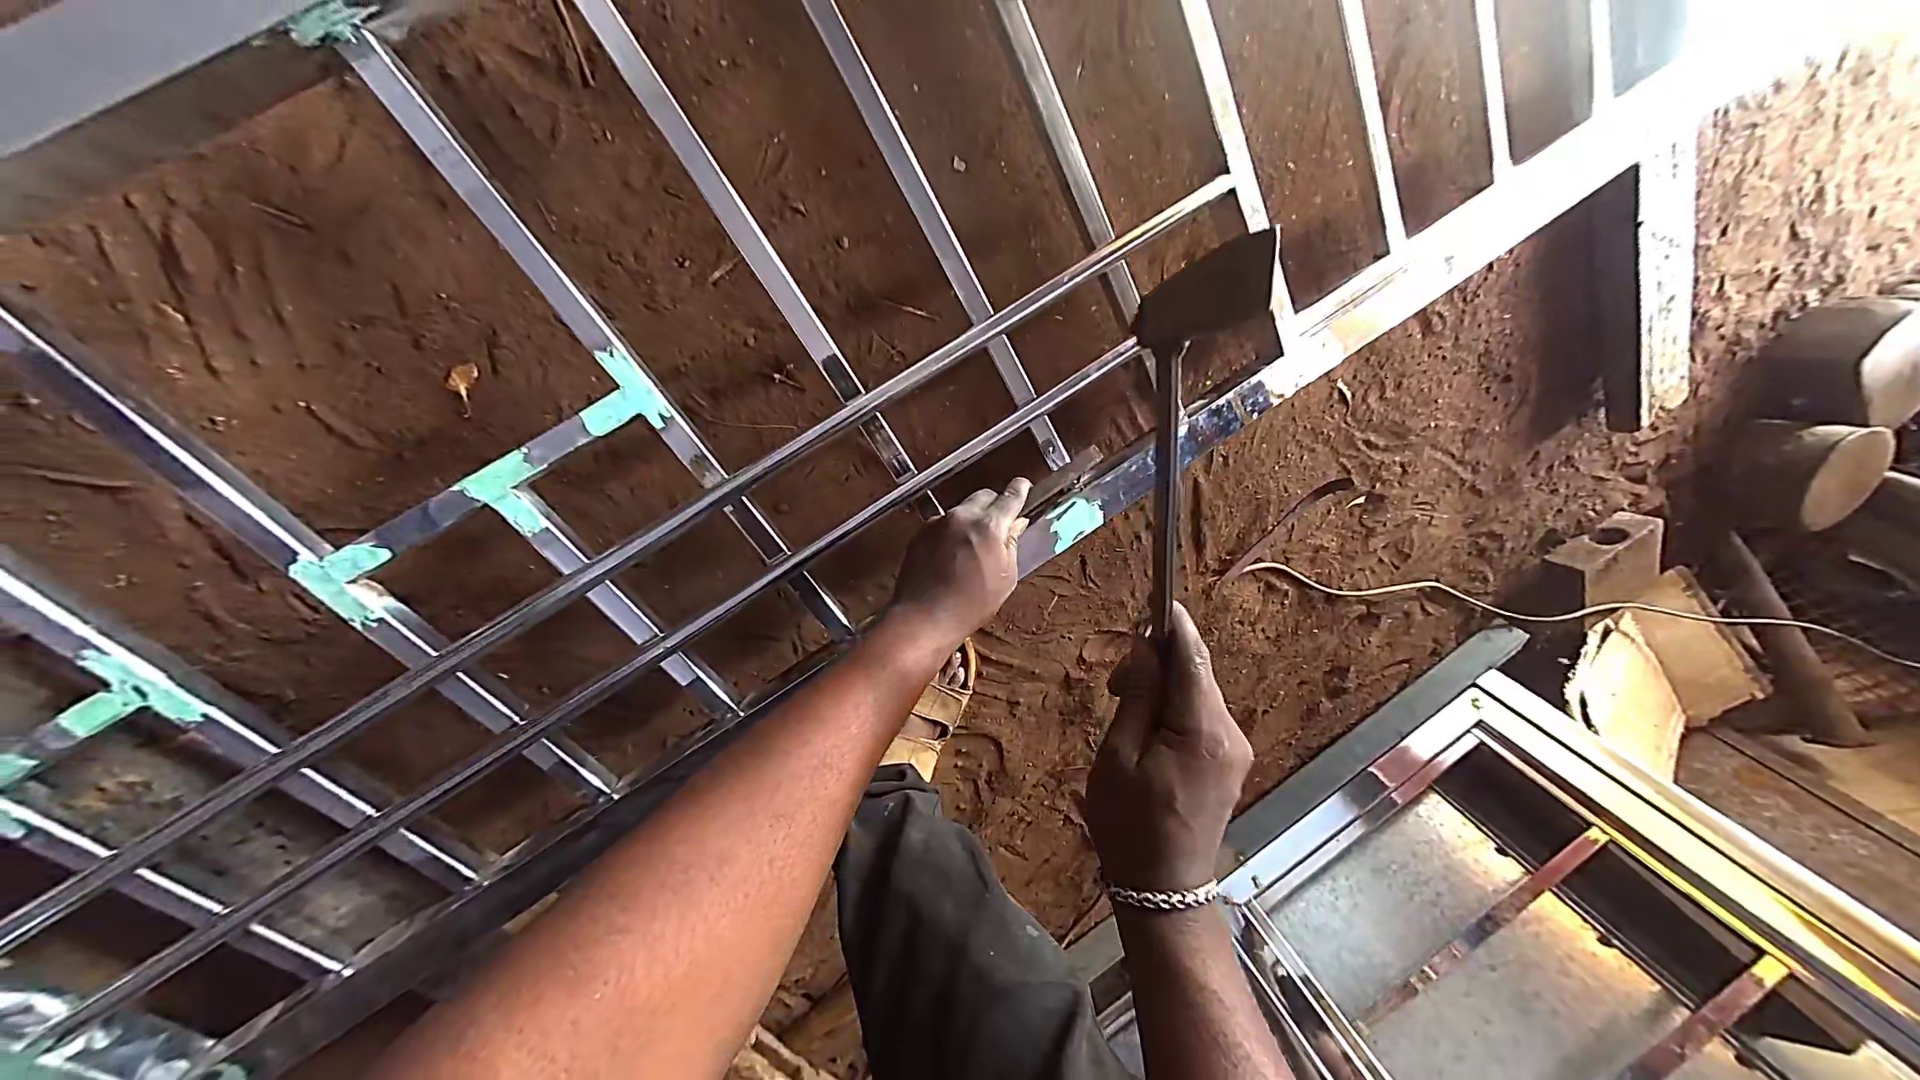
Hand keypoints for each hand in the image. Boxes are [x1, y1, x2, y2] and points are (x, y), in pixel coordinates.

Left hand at [885, 479, 1030, 650]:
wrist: (924, 616)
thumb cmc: (970, 604)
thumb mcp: (1005, 577)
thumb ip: (1012, 544)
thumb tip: (1016, 525)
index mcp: (989, 526)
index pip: (1010, 498)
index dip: (1019, 490)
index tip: (1023, 485)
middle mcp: (962, 516)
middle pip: (984, 496)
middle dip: (994, 506)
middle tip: (999, 527)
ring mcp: (938, 523)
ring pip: (962, 510)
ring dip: (971, 520)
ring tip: (973, 549)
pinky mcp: (921, 532)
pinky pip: (943, 523)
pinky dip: (952, 532)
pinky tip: (952, 555)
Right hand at [1084, 603, 1251, 892]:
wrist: (1163, 887)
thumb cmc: (1129, 823)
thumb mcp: (1119, 755)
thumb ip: (1137, 696)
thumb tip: (1145, 646)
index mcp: (1202, 732)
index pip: (1192, 659)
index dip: (1174, 625)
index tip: (1156, 598)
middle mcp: (1230, 733)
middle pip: (1197, 672)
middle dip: (1160, 660)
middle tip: (1115, 683)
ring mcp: (1235, 747)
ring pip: (1199, 691)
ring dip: (1165, 684)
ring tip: (1125, 706)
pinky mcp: (1230, 759)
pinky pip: (1202, 713)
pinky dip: (1175, 705)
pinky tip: (1148, 723)